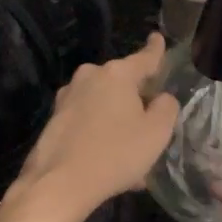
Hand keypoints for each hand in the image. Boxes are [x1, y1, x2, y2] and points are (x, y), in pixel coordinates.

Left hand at [8, 33, 178, 220]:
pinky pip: (87, 121)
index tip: (157, 37)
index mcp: (117, 74)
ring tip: (131, 159)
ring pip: (104, 106)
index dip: (156, 49)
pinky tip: (109, 164)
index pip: (145, 57)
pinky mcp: (55, 118)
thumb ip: (166, 108)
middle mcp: (90, 76)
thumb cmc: (115, 154)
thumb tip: (161, 98)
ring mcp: (68, 96)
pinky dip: (100, 135)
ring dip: (118, 123)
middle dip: (137, 101)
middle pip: (123, 83)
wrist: (58, 184)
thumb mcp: (156, 133)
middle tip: (151, 128)